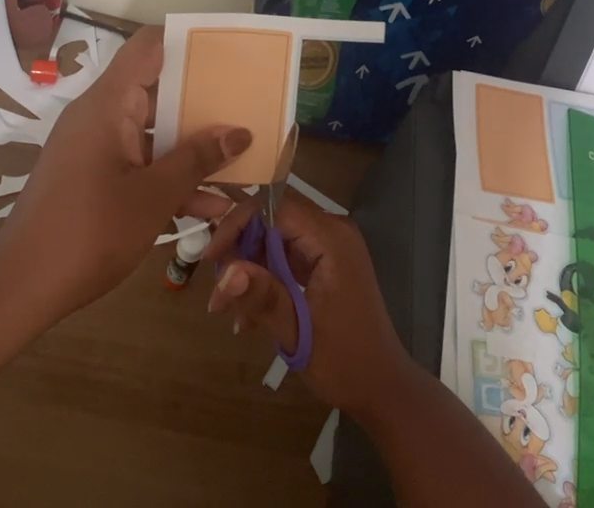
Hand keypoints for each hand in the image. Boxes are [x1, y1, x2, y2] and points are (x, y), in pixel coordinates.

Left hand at [0, 26, 248, 330]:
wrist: (21, 289)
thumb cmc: (90, 233)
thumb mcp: (154, 196)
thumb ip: (198, 159)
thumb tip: (240, 132)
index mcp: (107, 104)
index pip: (148, 47)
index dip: (187, 41)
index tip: (228, 50)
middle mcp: (98, 116)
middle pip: (155, 88)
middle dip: (201, 99)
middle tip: (246, 106)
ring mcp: (93, 147)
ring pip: (150, 131)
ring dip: (190, 147)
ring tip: (239, 161)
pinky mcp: (91, 176)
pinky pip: (137, 162)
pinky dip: (167, 175)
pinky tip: (208, 205)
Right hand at [204, 191, 414, 418]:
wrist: (382, 387)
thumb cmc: (345, 361)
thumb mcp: (298, 331)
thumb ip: (263, 297)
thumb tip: (226, 273)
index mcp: (331, 239)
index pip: (274, 207)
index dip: (237, 224)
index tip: (211, 258)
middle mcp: (332, 232)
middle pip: (272, 218)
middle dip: (239, 248)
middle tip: (219, 290)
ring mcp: (330, 246)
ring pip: (274, 237)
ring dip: (248, 267)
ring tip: (231, 311)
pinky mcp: (325, 262)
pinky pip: (285, 254)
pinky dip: (264, 277)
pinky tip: (249, 314)